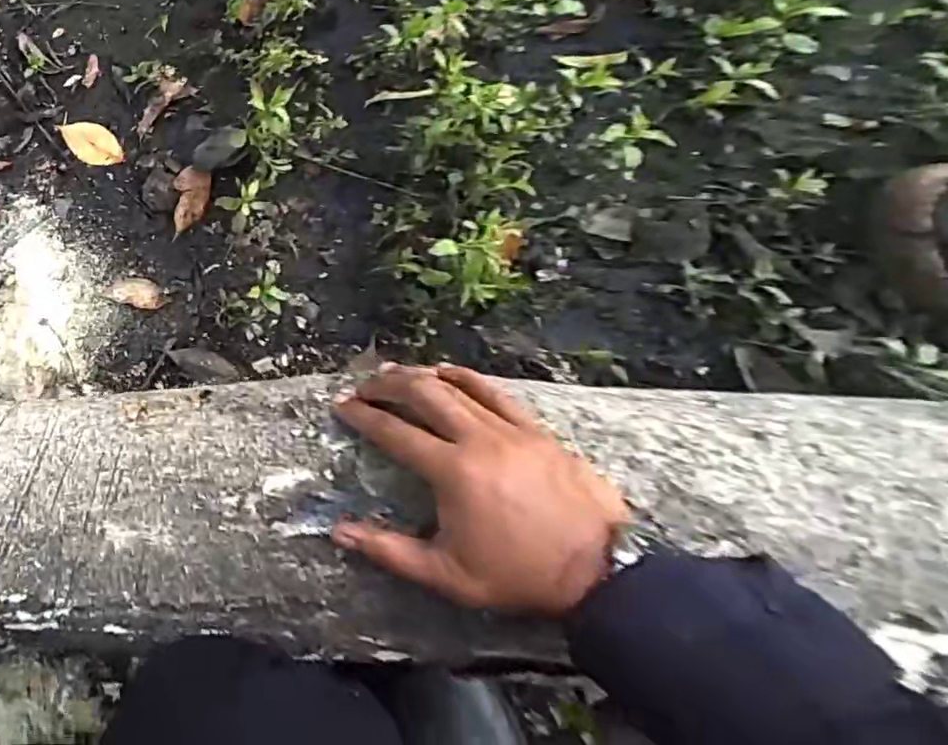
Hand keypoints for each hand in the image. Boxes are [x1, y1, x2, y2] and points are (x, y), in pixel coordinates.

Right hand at [330, 364, 629, 616]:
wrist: (609, 575)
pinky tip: (446, 371)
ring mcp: (511, 431)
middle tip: (362, 387)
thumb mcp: (449, 576)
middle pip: (421, 393)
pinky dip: (464, 377)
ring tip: (393, 373)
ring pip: (454, 386)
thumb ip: (390, 552)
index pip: (393, 431)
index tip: (341, 407)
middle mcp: (477, 440)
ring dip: (417, 375)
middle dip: (384, 384)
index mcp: (452, 471)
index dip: (362, 415)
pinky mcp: (536, 431)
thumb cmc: (521, 576)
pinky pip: (494, 392)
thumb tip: (339, 533)